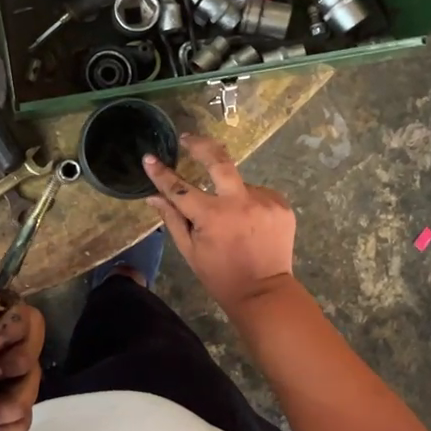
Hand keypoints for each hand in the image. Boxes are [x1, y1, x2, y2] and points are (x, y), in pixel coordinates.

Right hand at [143, 133, 296, 311]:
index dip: (161, 173)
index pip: (180, 188)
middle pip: (219, 160)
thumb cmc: (220, 275)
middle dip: (200, 144)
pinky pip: (258, 194)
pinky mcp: (281, 204)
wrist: (264, 292)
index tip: (149, 158)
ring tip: (232, 219)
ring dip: (230, 192)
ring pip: (239, 184)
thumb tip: (152, 196)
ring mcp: (265, 201)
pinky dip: (249, 203)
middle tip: (188, 138)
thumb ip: (173, 219)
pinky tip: (249, 223)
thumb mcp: (190, 250)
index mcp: (212, 216)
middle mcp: (240, 202)